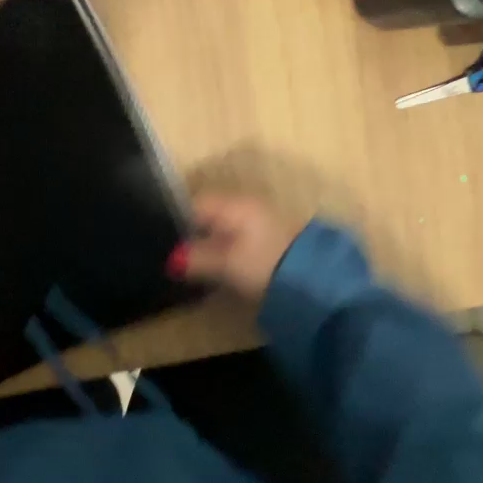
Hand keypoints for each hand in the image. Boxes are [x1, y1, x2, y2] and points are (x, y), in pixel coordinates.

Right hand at [169, 193, 305, 300]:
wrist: (317, 279)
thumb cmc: (265, 264)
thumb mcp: (226, 263)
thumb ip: (197, 258)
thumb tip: (171, 259)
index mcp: (234, 204)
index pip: (195, 203)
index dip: (176, 221)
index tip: (165, 243)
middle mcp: (246, 205)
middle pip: (210, 214)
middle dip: (193, 233)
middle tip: (177, 257)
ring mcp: (261, 220)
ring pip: (224, 227)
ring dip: (211, 243)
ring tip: (196, 266)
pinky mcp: (272, 238)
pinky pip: (238, 237)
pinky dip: (227, 249)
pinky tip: (222, 267)